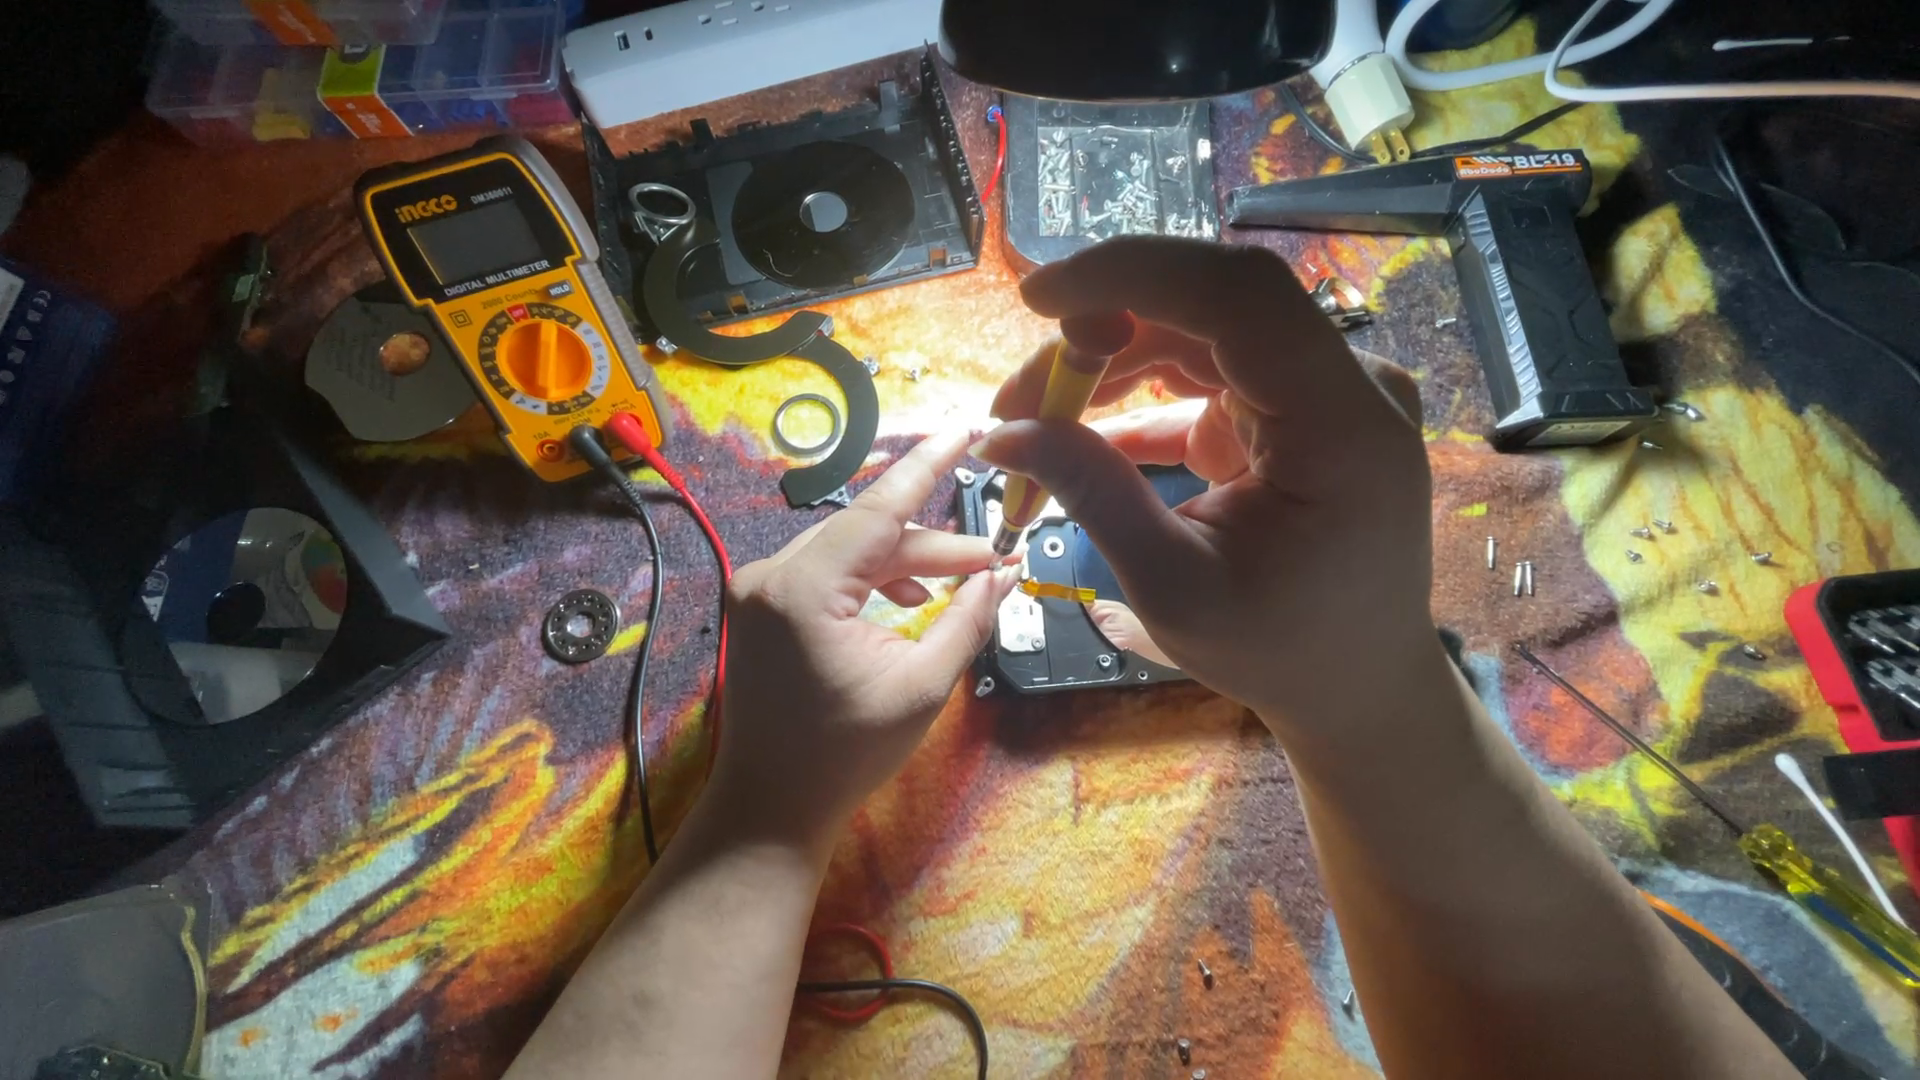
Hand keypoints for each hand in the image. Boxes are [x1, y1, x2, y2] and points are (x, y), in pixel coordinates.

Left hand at [710, 429, 1018, 850]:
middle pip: (868, 533)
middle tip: (991, 564)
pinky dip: (872, 579)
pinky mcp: (762, 603)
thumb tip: (1003, 574)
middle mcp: (771, 573)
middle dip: (934, 547)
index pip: (878, 508)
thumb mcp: (921, 686)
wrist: (770, 807)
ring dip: (905, 563)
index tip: (966, 431)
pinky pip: (828, 571)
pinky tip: (908, 600)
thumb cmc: (845, 755)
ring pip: (850, 551)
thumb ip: (966, 620)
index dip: (929, 466)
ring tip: (956, 586)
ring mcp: (760, 587)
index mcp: (804, 589)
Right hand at [974, 237, 1432, 739]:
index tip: (1037, 298)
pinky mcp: (1292, 411)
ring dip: (1106, 370)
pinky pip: (1203, 380)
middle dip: (1096, 340)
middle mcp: (1345, 385)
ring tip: (1034, 423)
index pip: (1237, 296)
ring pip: (1194, 338)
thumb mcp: (1172, 585)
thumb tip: (1003, 434)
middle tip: (1014, 400)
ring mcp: (1321, 392)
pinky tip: (1080, 436)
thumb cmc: (1278, 650)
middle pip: (1204, 311)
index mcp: (1343, 425)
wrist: (1355, 682)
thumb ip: (1092, 495)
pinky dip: (1136, 402)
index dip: (1129, 275)